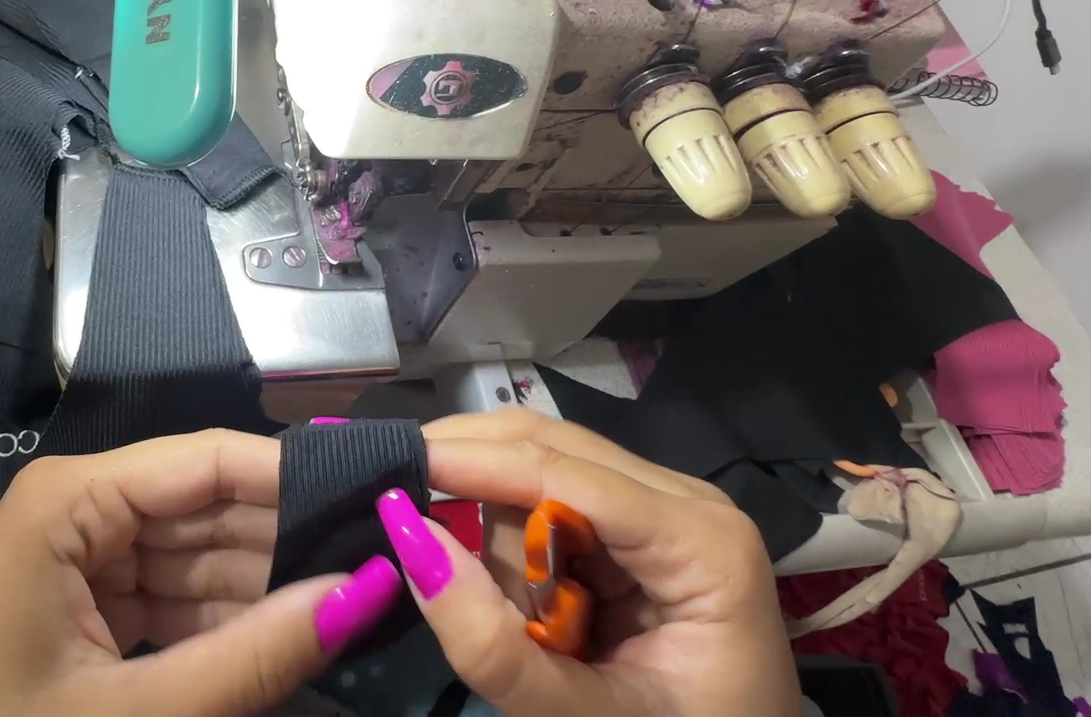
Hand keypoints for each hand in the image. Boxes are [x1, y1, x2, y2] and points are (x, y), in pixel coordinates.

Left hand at [0, 429, 401, 716]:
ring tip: (355, 595)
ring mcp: (83, 551)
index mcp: (76, 495)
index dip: (294, 478)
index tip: (375, 498)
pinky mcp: (87, 599)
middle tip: (380, 559)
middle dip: (288, 538)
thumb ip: (251, 657)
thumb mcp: (132, 714)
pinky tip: (290, 632)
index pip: (207, 460)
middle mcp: (82, 503)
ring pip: (196, 554)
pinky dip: (224, 621)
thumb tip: (363, 596)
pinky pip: (172, 594)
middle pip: (206, 505)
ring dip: (265, 583)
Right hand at [378, 410, 799, 716]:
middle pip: (546, 443)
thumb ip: (496, 647)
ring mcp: (658, 500)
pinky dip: (509, 529)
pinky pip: (545, 488)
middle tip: (397, 496)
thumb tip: (410, 538)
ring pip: (536, 460)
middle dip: (471, 472)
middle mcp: (682, 498)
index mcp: (700, 544)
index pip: (564, 472)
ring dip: (495, 519)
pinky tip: (529, 594)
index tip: (390, 462)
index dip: (472, 460)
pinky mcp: (632, 515)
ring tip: (521, 616)